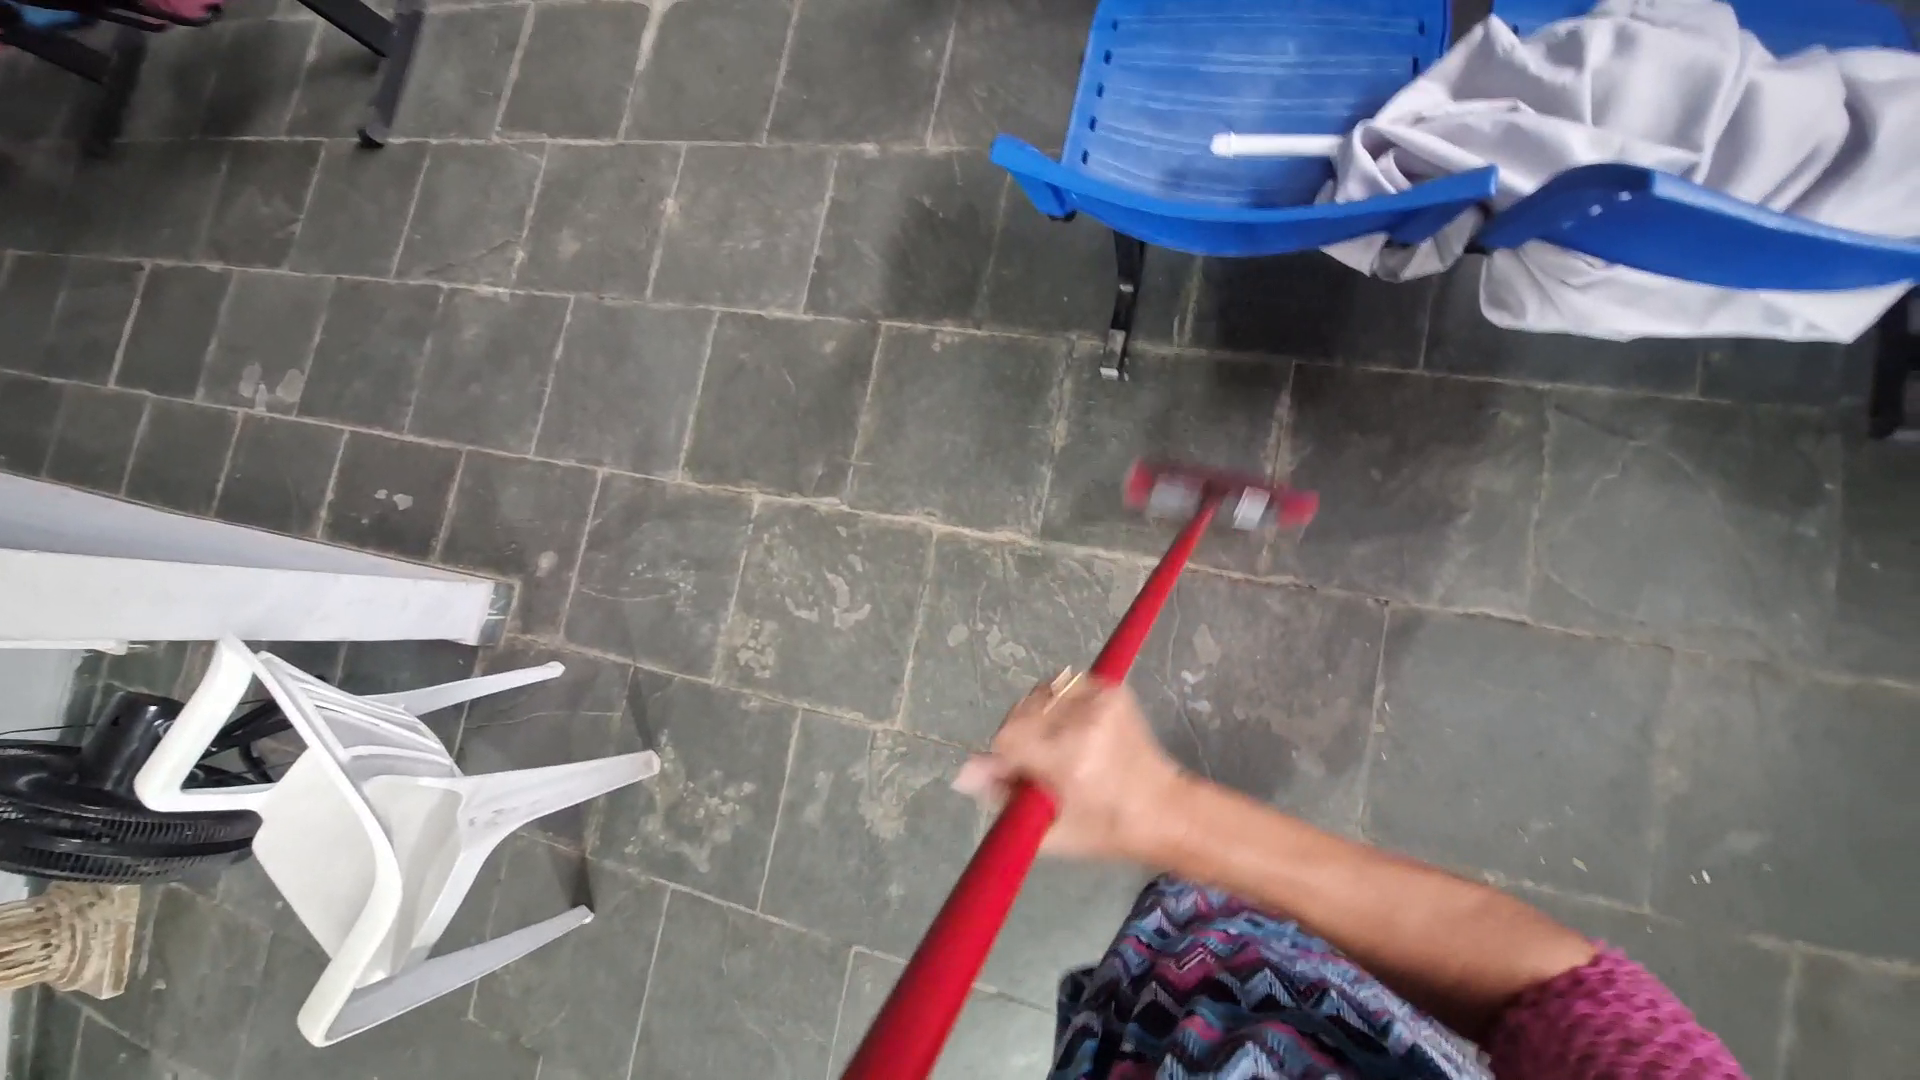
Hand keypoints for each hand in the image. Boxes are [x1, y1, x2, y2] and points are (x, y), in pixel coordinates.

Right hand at [951, 672, 1186, 862]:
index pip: (1008, 737)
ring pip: (1040, 694)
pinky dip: (1059, 702)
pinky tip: (1070, 726)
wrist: (1164, 809)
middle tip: (1038, 762)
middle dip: (1020, 735)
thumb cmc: (1105, 830)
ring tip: (1054, 744)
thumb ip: (1002, 798)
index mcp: (1068, 758)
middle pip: (1021, 711)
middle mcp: (1083, 721)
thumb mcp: (1047, 830)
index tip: (1018, 773)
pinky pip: (1065, 684)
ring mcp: (1101, 699)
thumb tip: (963, 774)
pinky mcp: (1112, 688)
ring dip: (1037, 716)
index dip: (1005, 756)